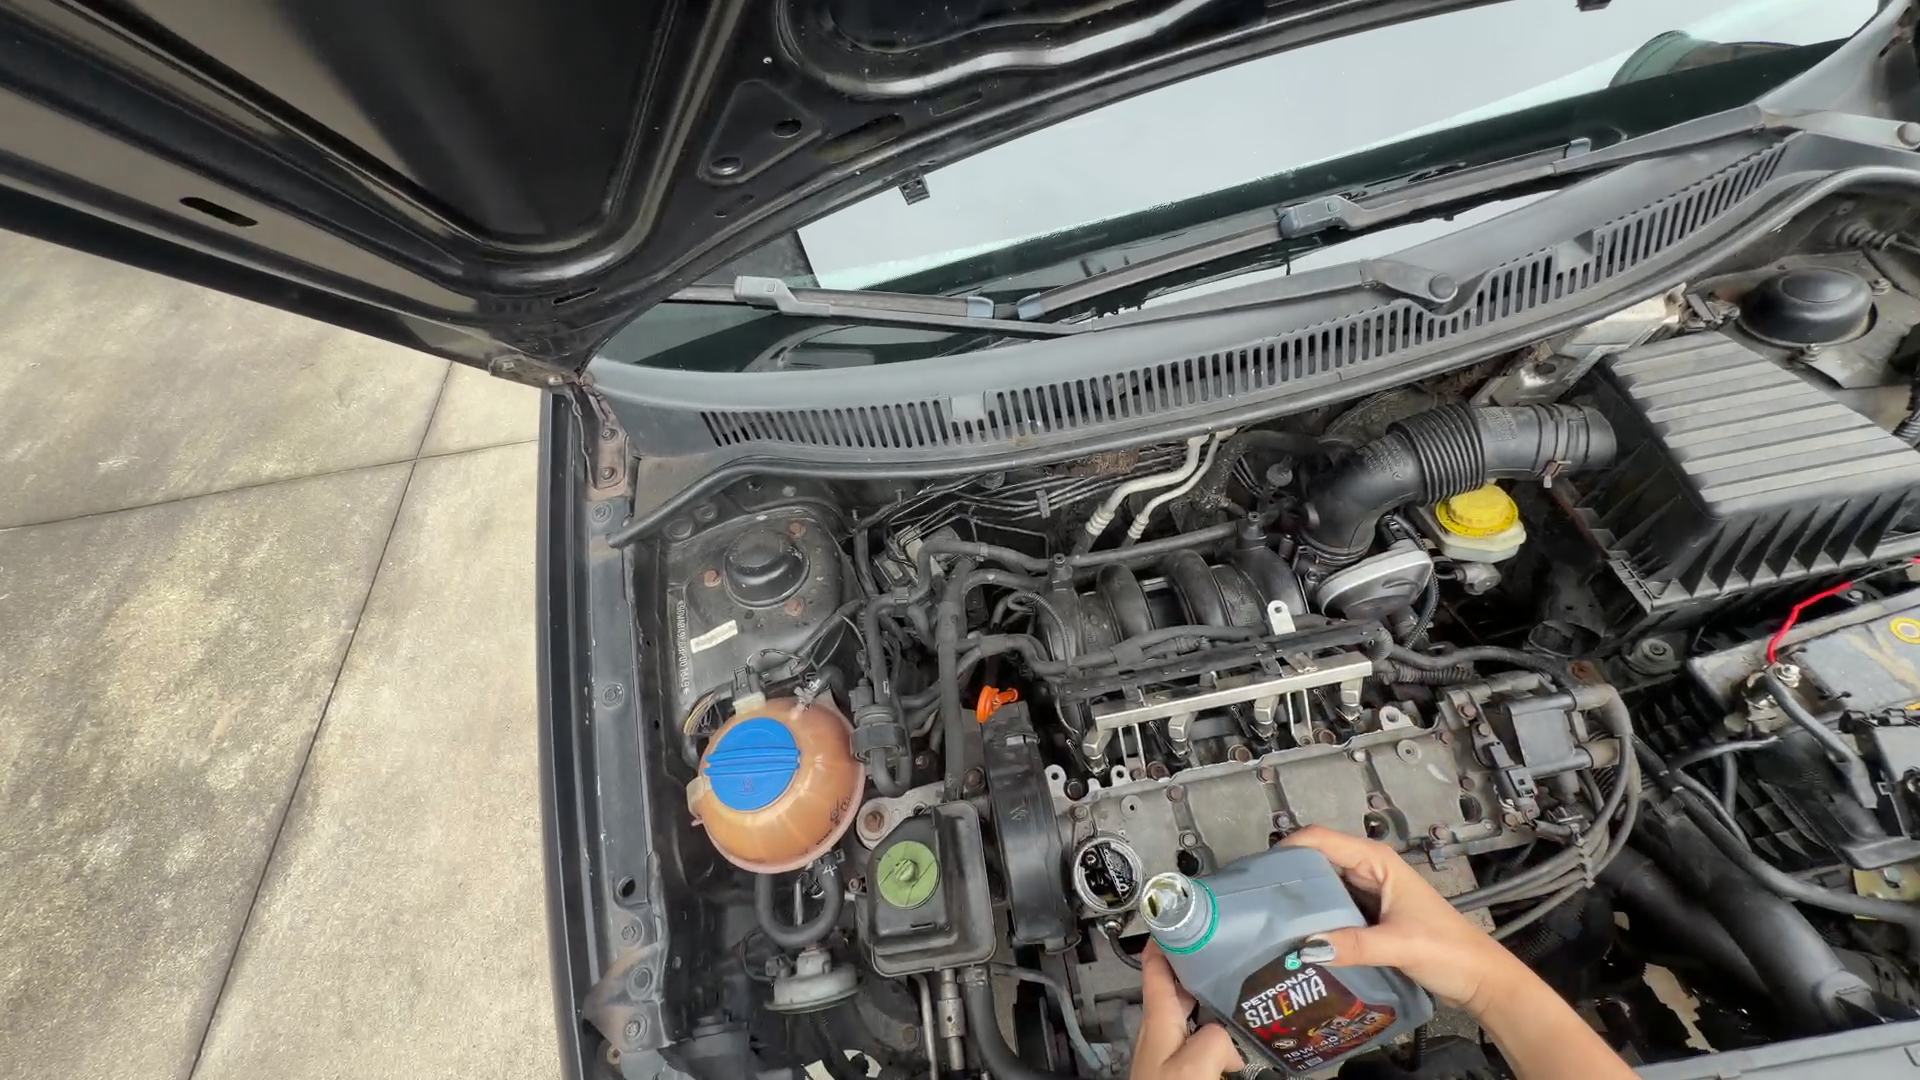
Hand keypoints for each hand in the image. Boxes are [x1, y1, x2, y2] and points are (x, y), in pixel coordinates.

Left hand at [1131, 942, 1245, 1079]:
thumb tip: (1232, 1042)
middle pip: (1176, 983)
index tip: (1183, 916)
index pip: (1154, 962)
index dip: (1164, 937)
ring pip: (1190, 1011)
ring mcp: (1169, 1047)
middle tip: (1225, 951)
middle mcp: (1161, 1026)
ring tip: (1238, 989)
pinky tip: (1237, 1037)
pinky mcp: (1179, 1066)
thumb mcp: (1194, 1065)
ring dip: (1209, 997)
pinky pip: (1199, 1037)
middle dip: (1197, 964)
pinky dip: (1216, 1029)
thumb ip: (1215, 1040)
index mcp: (1158, 1015)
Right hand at [1279, 825, 1529, 1015]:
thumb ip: (1354, 946)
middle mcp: (1367, 867)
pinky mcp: (1367, 910)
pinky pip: (1331, 903)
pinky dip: (1315, 912)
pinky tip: (1299, 928)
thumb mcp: (1400, 946)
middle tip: (1262, 893)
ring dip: (1301, 893)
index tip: (1263, 869)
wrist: (1484, 982)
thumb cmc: (1451, 951)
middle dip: (1289, 871)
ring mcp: (1367, 888)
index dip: (1289, 847)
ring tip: (1273, 910)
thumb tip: (1306, 948)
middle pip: (1316, 857)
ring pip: (1322, 881)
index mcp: (1375, 859)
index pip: (1320, 838)